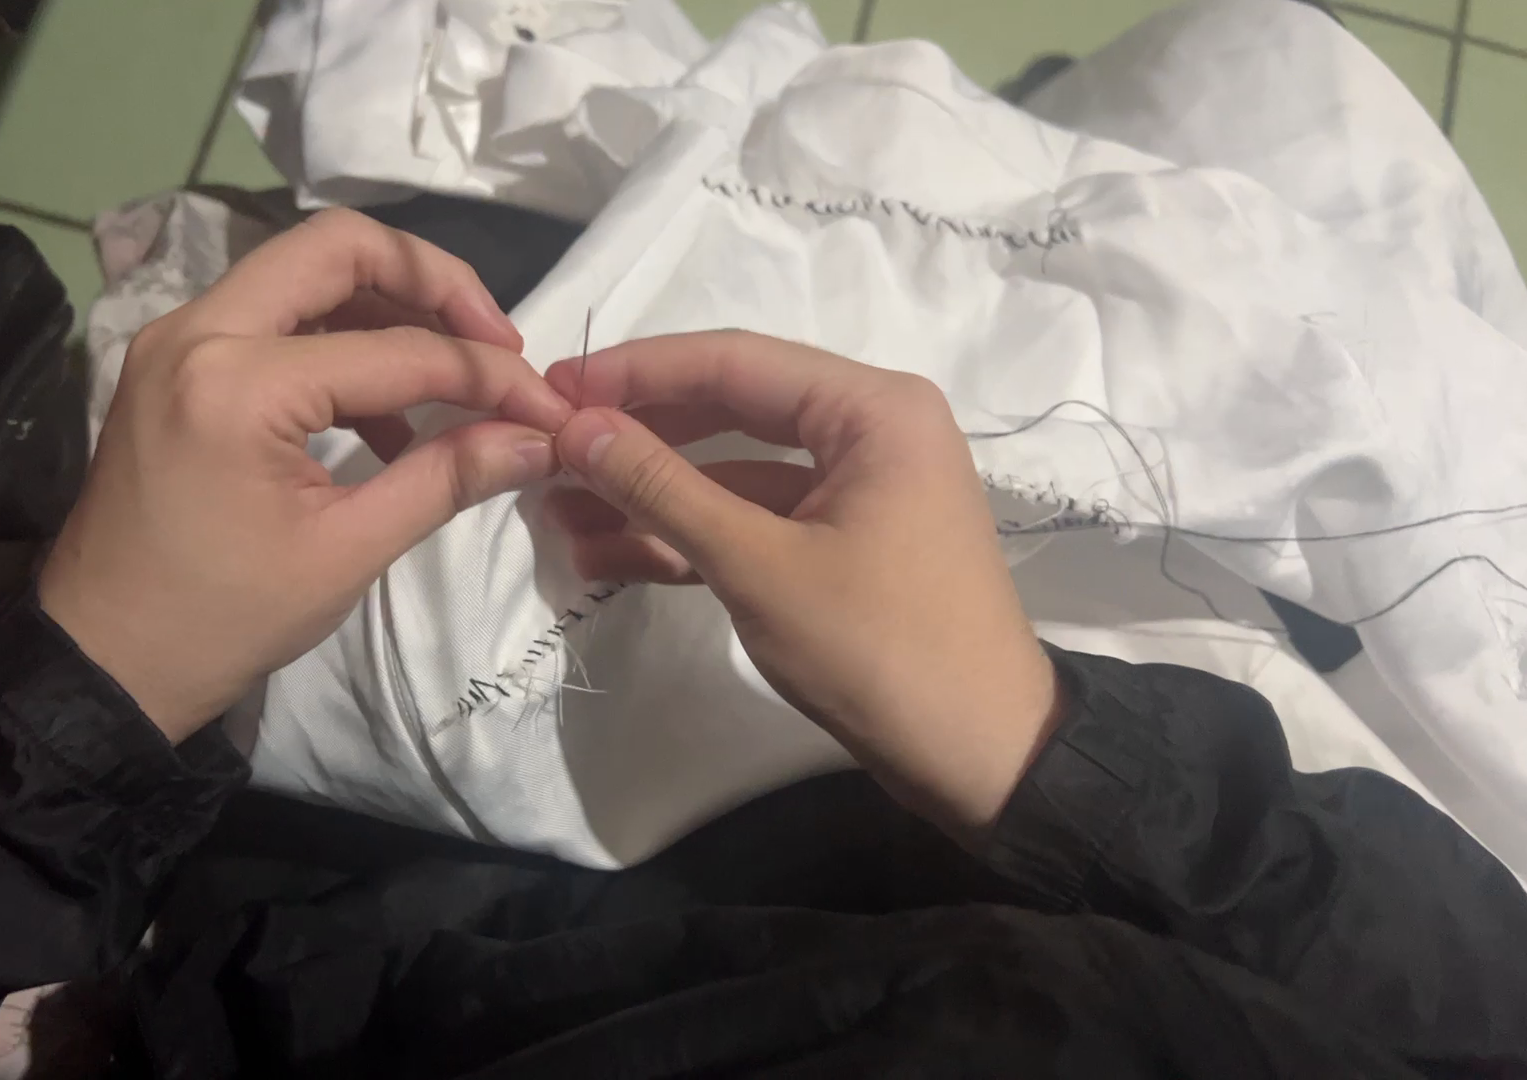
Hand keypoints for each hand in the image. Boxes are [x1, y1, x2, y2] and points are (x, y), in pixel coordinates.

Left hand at [40, 209, 574, 741]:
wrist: (105, 659)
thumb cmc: (225, 618)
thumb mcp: (349, 552)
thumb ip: (447, 480)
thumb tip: (537, 440)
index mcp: (239, 383)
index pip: (399, 351)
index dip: (490, 375)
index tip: (545, 407)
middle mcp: (199, 330)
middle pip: (340, 248)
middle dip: (437, 285)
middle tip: (498, 341)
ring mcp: (181, 339)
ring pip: (309, 273)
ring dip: (394, 307)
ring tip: (454, 373)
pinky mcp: (181, 364)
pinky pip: (282, 320)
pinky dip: (348, 344)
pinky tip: (386, 417)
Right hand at [544, 331, 1060, 832]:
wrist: (976, 763)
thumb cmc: (879, 651)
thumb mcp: (757, 565)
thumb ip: (663, 488)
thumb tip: (578, 429)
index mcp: (869, 409)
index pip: (731, 362)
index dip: (634, 372)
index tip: (554, 387)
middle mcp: (863, 431)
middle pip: (726, 412)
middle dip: (635, 439)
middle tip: (550, 451)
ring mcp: (847, 489)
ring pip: (728, 474)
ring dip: (648, 497)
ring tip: (560, 516)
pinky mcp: (831, 540)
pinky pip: (747, 521)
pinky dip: (685, 537)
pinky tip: (608, 558)